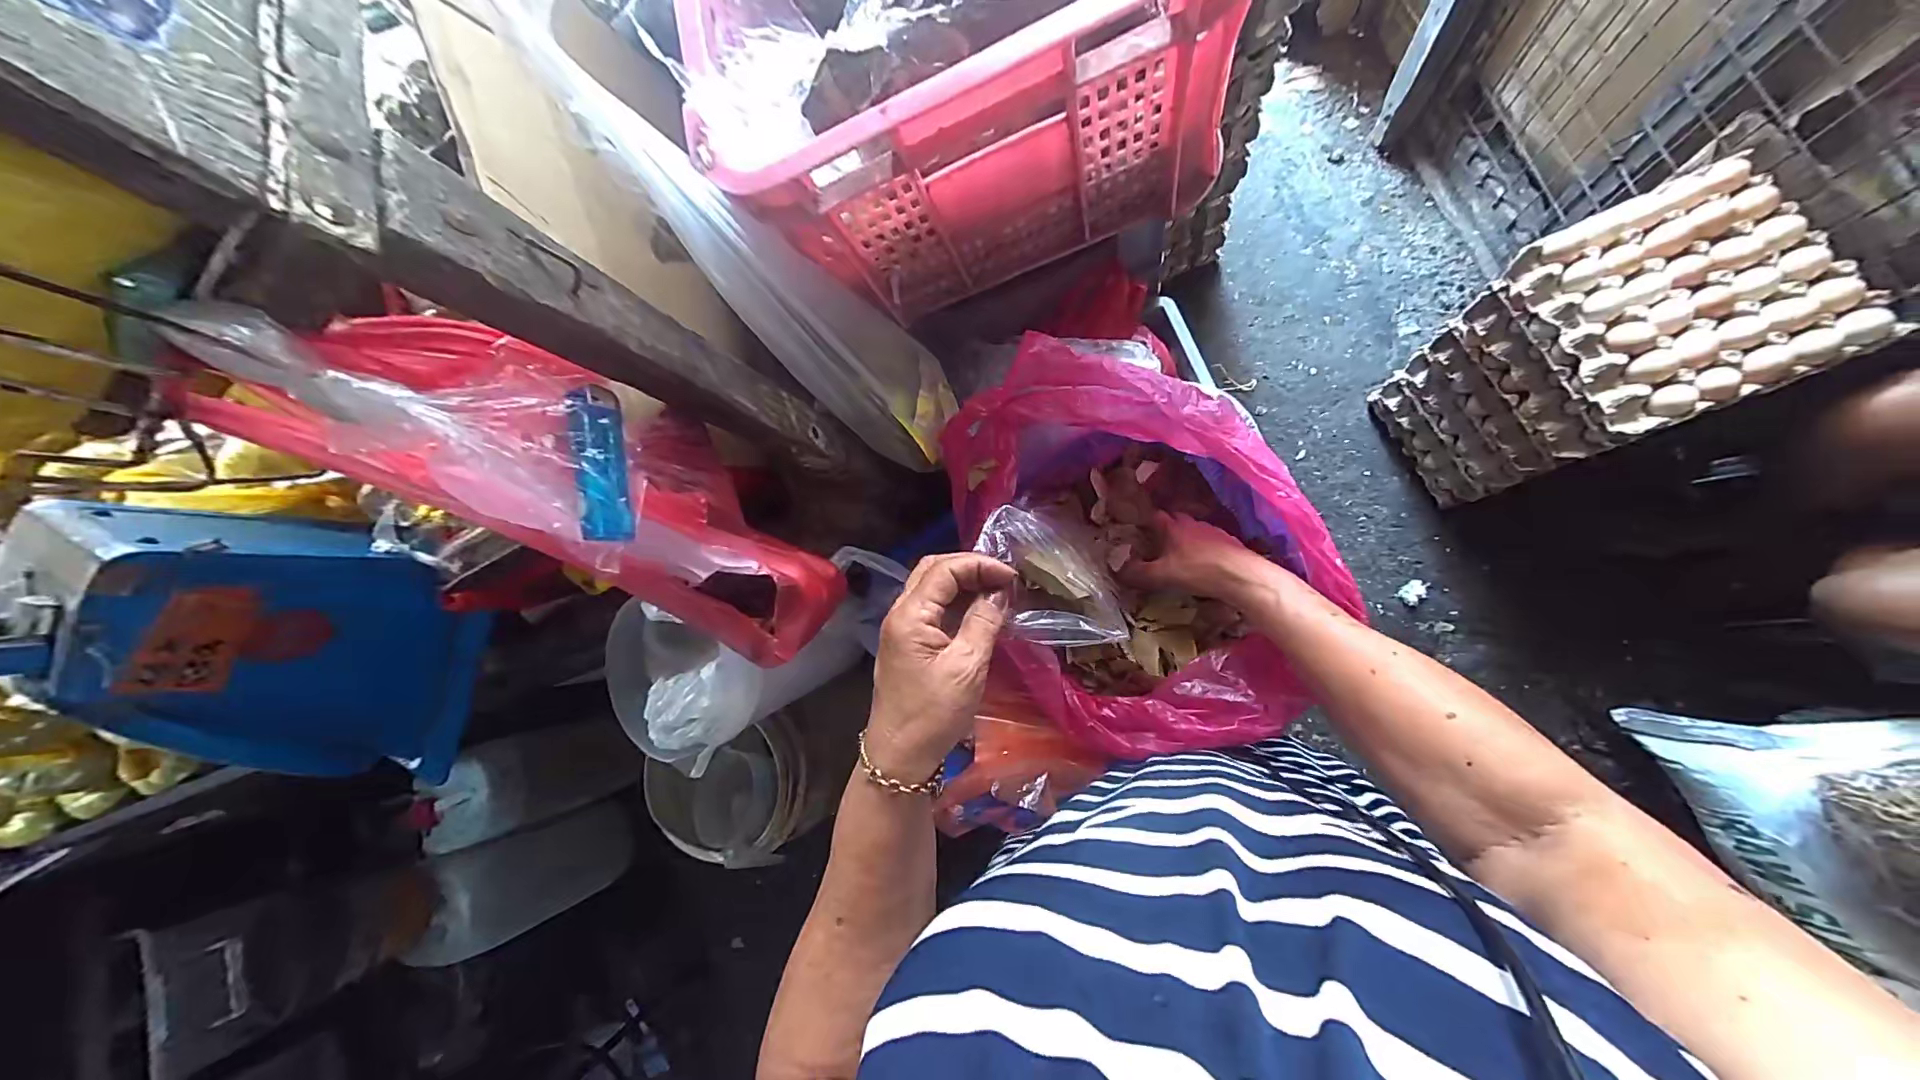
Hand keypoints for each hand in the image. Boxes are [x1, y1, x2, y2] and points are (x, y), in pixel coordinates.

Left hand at [866, 553, 1015, 783]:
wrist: (900, 756)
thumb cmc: (933, 714)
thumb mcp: (967, 667)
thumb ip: (983, 622)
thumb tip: (1000, 591)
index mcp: (910, 615)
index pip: (944, 569)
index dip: (980, 564)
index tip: (1012, 576)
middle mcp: (901, 613)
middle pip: (934, 570)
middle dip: (970, 567)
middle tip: (1004, 578)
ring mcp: (902, 628)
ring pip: (933, 588)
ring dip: (964, 582)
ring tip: (998, 590)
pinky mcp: (909, 643)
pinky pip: (934, 608)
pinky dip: (958, 602)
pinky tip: (981, 611)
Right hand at [1122, 511, 1266, 598]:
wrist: (1242, 576)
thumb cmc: (1197, 571)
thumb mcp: (1161, 576)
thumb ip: (1137, 572)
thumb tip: (1116, 569)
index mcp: (1172, 526)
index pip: (1154, 516)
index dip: (1145, 521)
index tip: (1137, 530)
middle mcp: (1192, 523)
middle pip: (1175, 519)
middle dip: (1165, 528)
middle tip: (1156, 542)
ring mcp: (1213, 531)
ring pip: (1193, 530)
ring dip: (1185, 539)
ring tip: (1178, 554)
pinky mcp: (1229, 542)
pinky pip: (1210, 541)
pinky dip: (1203, 549)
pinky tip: (1202, 563)